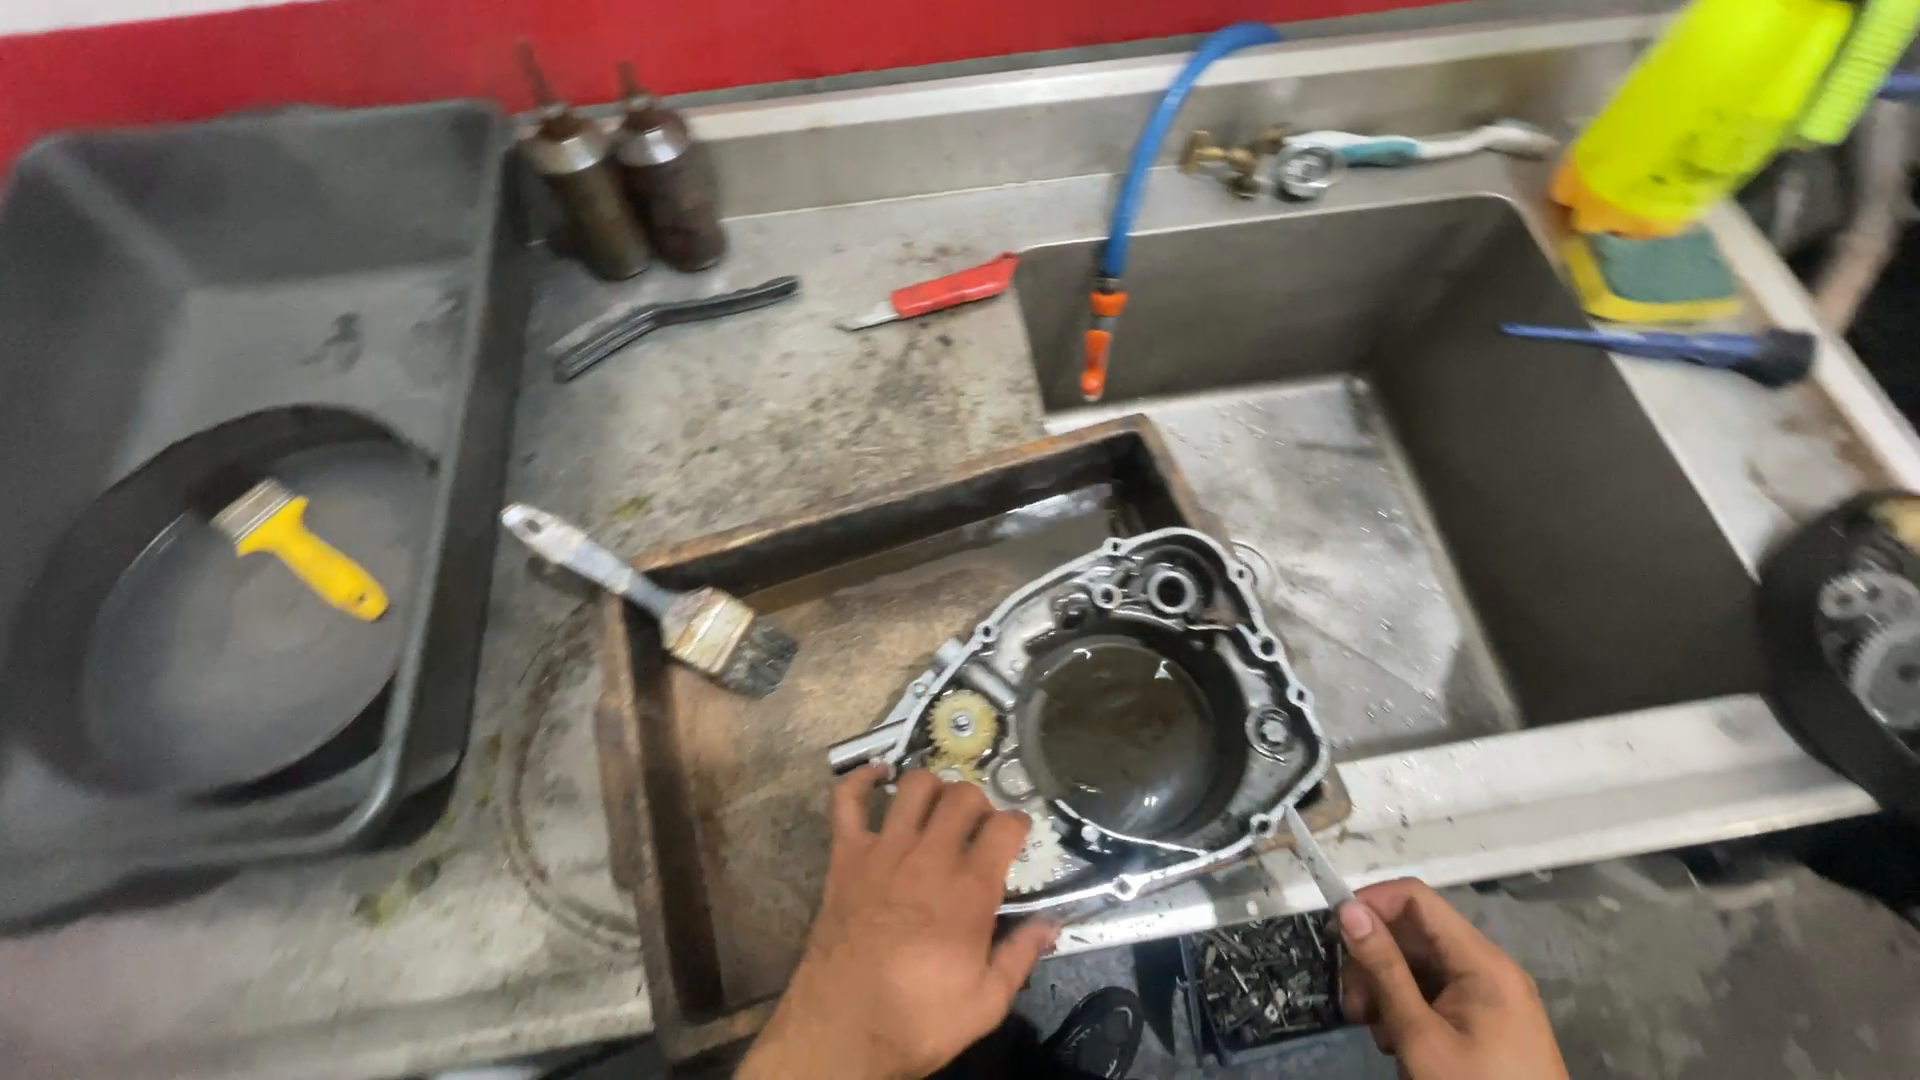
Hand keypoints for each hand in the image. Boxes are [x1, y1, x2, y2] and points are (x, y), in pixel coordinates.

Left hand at [737, 765, 1056, 1079]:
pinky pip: (847, 800)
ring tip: (938, 806)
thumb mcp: (985, 1004)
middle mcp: (930, 857)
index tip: (1017, 834)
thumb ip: (1020, 956)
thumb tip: (1052, 926)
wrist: (841, 1032)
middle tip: (977, 824)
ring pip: (915, 787)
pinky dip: (860, 779)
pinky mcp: (846, 855)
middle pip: (962, 796)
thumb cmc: (917, 1020)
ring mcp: (884, 850)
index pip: (1005, 828)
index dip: (1018, 824)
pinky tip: (877, 774)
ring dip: (933, 787)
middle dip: (978, 802)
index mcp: (969, 890)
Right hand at [1338, 878, 1567, 1079]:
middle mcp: (1489, 968)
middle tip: (1350, 1002)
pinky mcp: (1486, 1020)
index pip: (1415, 898)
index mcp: (1482, 962)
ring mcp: (1490, 996)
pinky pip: (1434, 991)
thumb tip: (1348, 909)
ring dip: (1384, 986)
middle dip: (1372, 958)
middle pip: (1413, 933)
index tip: (1336, 934)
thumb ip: (1383, 968)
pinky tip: (1395, 1039)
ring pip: (1418, 964)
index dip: (1371, 902)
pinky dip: (1406, 1005)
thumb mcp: (1420, 1036)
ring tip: (1369, 1028)